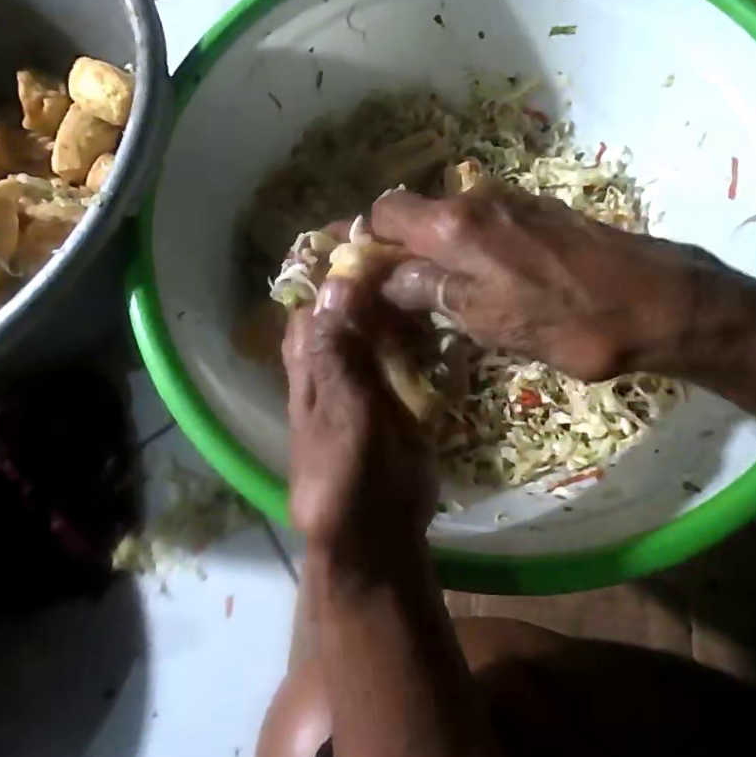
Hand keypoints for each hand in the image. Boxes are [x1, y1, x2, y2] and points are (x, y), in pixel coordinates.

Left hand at [282, 274, 435, 556]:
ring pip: (383, 317)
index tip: (372, 228)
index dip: (335, 257)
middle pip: (353, 297)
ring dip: (405, 297)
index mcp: (309, 353)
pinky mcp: (398, 385)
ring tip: (437, 273)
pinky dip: (423, 329)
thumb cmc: (345, 469)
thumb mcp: (339, 406)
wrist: (377, 528)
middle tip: (422, 247)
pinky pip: (409, 345)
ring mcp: (369, 367)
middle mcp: (336, 352)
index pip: (314, 289)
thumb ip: (338, 347)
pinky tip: (446, 315)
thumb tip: (337, 279)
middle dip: (381, 271)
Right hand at [370, 187, 717, 381]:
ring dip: (441, 254)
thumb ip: (427, 292)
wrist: (660, 303)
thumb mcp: (486, 320)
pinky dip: (474, 251)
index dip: (369, 242)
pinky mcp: (541, 212)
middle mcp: (476, 201)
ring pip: (453, 223)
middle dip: (404, 251)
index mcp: (453, 225)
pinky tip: (494, 286)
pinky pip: (487, 227)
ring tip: (452, 300)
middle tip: (407, 298)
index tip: (368, 277)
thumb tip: (384, 278)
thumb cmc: (567, 321)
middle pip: (417, 215)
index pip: (384, 213)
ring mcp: (512, 202)